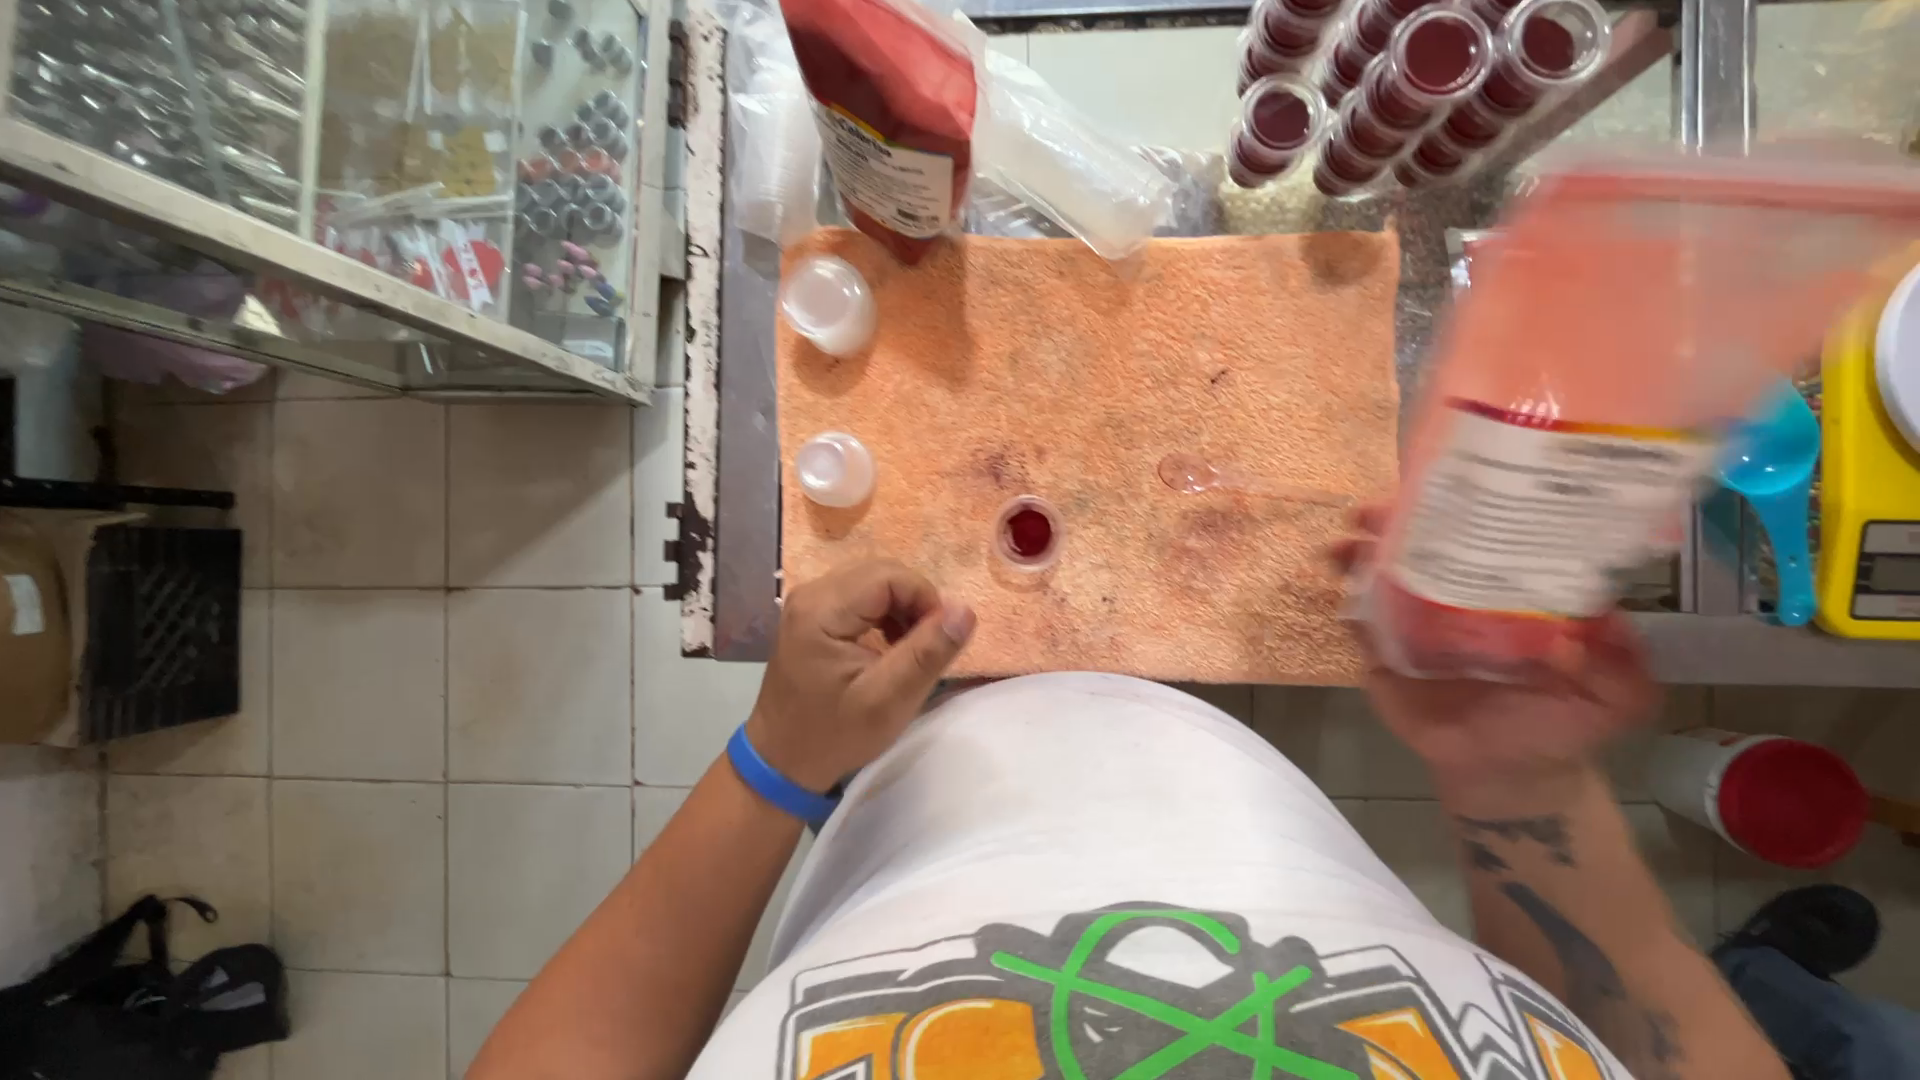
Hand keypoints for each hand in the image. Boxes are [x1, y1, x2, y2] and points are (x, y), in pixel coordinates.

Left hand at [745, 559, 975, 792]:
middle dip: (915, 603)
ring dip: (902, 609)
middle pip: (882, 574)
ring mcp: (809, 601)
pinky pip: (861, 596)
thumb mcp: (889, 700)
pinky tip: (890, 647)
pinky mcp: (813, 614)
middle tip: (927, 647)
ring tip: (910, 650)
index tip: (940, 640)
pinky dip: (885, 615)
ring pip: (874, 582)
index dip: (925, 599)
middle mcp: (811, 593)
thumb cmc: (834, 734)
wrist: (782, 761)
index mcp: (822, 609)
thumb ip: (928, 653)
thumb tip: (965, 611)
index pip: (891, 576)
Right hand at [1330, 504, 1659, 799]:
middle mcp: (1459, 599)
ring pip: (1383, 577)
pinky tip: (1338, 587)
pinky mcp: (1383, 653)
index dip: (1467, 512)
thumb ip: (1621, 662)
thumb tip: (1607, 616)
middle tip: (1376, 512)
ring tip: (1345, 545)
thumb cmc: (1559, 729)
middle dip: (1397, 523)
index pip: (1486, 541)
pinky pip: (1360, 622)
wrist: (1502, 775)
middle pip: (1423, 549)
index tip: (1447, 489)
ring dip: (1362, 554)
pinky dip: (1347, 603)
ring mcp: (1416, 625)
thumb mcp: (1613, 698)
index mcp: (1509, 597)